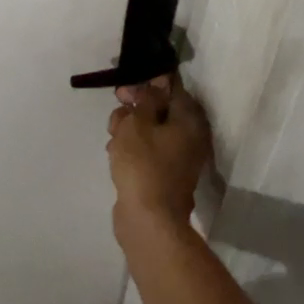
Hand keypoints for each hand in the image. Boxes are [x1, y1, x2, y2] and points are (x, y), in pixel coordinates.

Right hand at [106, 73, 212, 237]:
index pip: (171, 88)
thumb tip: (152, 86)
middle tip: (117, 115)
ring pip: (151, 131)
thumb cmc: (143, 164)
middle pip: (160, 110)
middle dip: (134, 109)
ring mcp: (178, 158)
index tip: (124, 87)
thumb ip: (144, 99)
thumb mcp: (138, 123)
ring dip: (130, 129)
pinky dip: (132, 148)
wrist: (149, 219)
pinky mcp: (164, 175)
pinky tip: (115, 153)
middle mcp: (190, 136)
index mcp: (189, 120)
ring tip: (113, 138)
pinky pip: (148, 151)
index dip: (147, 83)